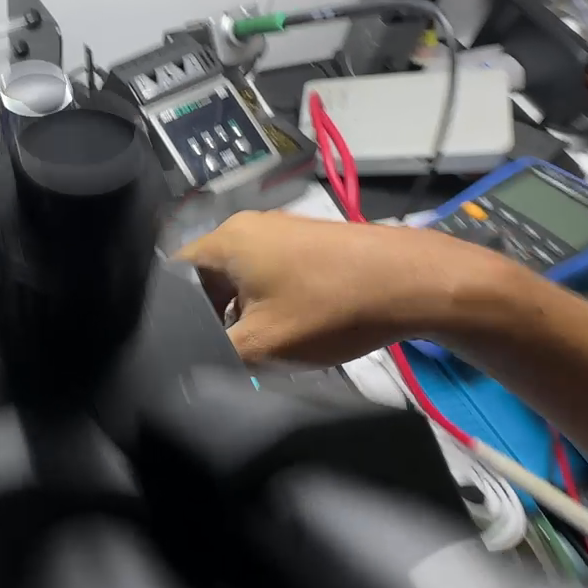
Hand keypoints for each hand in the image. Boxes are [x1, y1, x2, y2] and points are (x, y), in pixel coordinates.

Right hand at [176, 210, 518, 363]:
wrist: (418, 283)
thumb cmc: (331, 308)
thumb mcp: (262, 345)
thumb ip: (215, 354)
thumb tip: (189, 362)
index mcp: (225, 240)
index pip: (171, 275)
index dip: (169, 314)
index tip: (180, 344)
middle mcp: (247, 226)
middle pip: (205, 277)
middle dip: (209, 315)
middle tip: (222, 350)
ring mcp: (281, 230)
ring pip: (239, 277)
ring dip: (242, 311)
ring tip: (260, 342)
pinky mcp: (308, 241)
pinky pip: (267, 272)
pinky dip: (268, 300)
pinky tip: (290, 326)